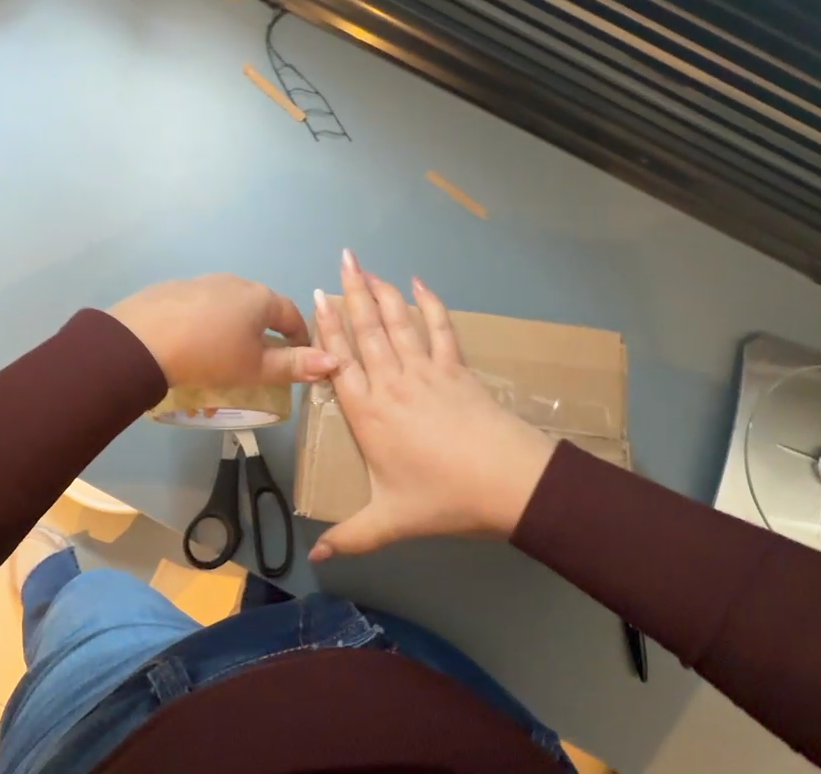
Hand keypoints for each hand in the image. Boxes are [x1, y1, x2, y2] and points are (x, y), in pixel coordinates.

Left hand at [108, 275, 337, 388]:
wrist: (142, 340)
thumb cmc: (209, 354)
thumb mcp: (255, 367)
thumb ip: (293, 365)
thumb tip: (333, 360)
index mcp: (261, 298)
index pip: (292, 314)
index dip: (300, 336)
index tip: (300, 356)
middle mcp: (235, 282)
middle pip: (260, 307)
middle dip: (266, 330)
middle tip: (262, 360)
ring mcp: (202, 282)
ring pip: (230, 305)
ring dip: (235, 325)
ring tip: (226, 353)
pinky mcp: (174, 289)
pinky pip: (201, 306)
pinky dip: (207, 322)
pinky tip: (194, 343)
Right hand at [307, 250, 555, 561]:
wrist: (507, 482)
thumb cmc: (443, 499)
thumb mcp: (390, 522)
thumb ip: (350, 538)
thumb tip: (313, 560)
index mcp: (368, 415)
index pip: (339, 363)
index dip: (327, 328)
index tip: (318, 297)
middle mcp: (392, 384)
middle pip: (367, 331)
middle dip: (352, 293)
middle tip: (341, 259)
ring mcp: (426, 372)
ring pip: (398, 323)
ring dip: (382, 291)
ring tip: (367, 266)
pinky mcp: (456, 369)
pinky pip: (440, 329)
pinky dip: (431, 304)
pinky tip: (420, 283)